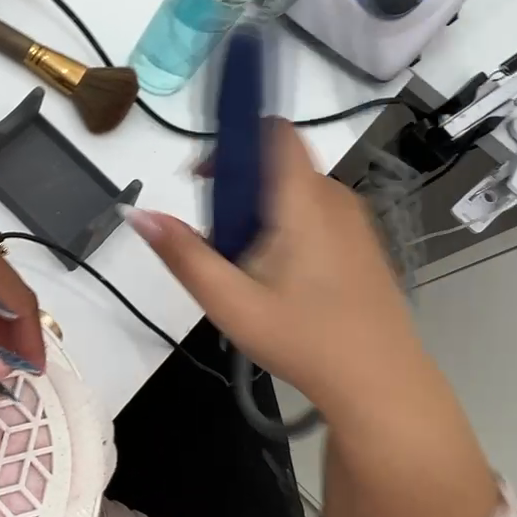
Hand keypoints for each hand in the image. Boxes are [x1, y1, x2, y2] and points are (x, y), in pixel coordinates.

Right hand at [123, 120, 424, 406]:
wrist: (381, 384)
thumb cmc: (303, 339)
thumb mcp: (229, 302)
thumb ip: (182, 254)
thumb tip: (136, 214)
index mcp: (303, 201)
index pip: (274, 131)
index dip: (234, 137)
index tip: (202, 175)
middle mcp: (334, 198)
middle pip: (277, 162)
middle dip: (236, 183)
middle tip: (213, 234)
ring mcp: (354, 221)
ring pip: (295, 188)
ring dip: (259, 206)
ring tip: (239, 259)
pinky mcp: (362, 243)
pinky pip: (314, 210)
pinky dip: (284, 222)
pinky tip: (275, 274)